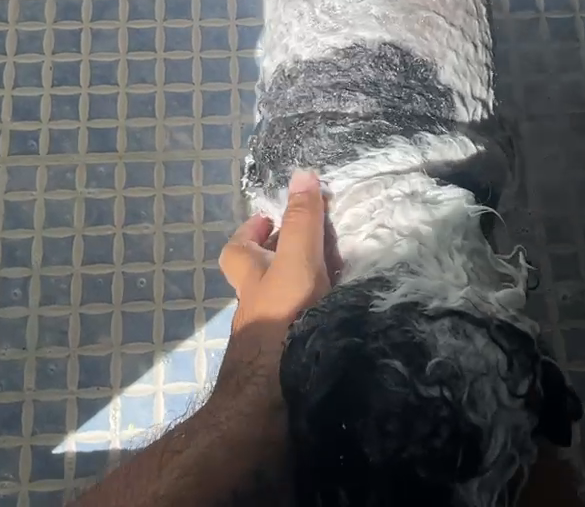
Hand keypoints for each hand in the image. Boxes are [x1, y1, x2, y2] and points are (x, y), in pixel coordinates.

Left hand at [214, 170, 340, 403]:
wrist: (274, 410)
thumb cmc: (282, 326)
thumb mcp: (295, 264)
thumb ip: (301, 224)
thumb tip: (302, 173)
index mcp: (251, 281)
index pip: (238, 249)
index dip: (250, 232)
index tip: (271, 217)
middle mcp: (257, 310)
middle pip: (263, 279)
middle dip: (286, 261)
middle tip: (323, 248)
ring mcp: (271, 342)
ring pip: (286, 307)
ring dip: (308, 294)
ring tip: (346, 283)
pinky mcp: (290, 368)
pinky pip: (304, 334)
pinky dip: (320, 324)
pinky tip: (345, 325)